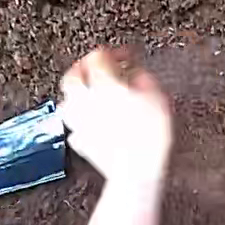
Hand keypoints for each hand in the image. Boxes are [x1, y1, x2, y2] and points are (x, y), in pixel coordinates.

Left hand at [58, 47, 173, 190]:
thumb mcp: (158, 97)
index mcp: (105, 84)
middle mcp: (86, 100)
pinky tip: (88, 125)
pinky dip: (80, 125)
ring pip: (67, 104)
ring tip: (86, 94)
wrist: (137, 171)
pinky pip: (75, 131)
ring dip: (75, 96)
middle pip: (72, 77)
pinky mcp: (82, 144)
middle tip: (92, 67)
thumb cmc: (149, 136)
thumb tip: (137, 74)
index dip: (111, 52)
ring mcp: (81, 124)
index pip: (98, 57)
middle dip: (81, 68)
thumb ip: (143, 79)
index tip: (122, 55)